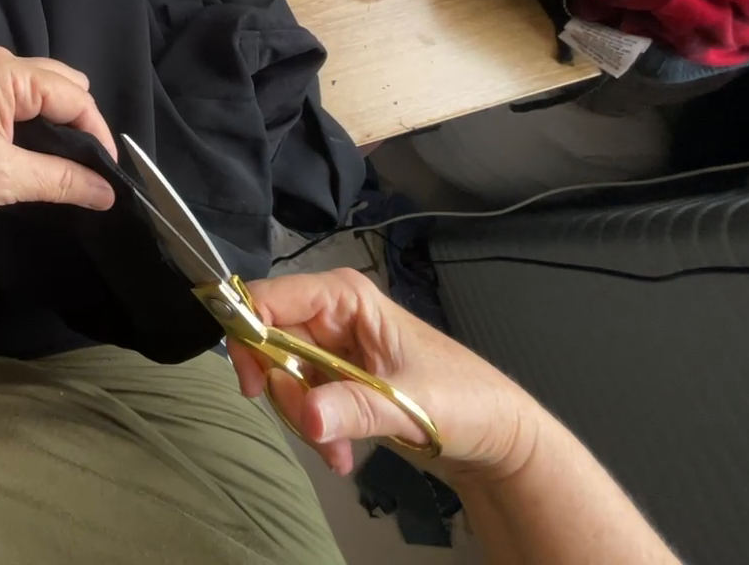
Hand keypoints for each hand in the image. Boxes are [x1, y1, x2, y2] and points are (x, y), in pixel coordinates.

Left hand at [0, 47, 117, 229]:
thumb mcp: (4, 178)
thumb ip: (62, 180)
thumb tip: (109, 192)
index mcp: (7, 73)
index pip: (75, 96)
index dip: (98, 135)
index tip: (111, 176)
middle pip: (64, 85)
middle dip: (82, 124)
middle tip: (91, 169)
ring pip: (44, 93)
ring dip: (61, 124)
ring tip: (71, 165)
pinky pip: (23, 101)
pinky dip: (40, 124)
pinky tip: (43, 154)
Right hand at [230, 269, 542, 484]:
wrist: (500, 440)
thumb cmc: (468, 403)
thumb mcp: (412, 405)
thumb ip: (355, 407)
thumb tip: (305, 415)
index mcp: (342, 295)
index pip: (269, 298)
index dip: (248, 331)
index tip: (253, 383)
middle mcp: (326, 311)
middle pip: (267, 340)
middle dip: (284, 390)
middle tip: (311, 428)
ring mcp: (325, 342)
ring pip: (278, 371)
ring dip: (300, 415)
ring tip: (336, 451)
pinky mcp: (329, 372)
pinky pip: (297, 393)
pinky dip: (311, 425)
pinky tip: (339, 452)